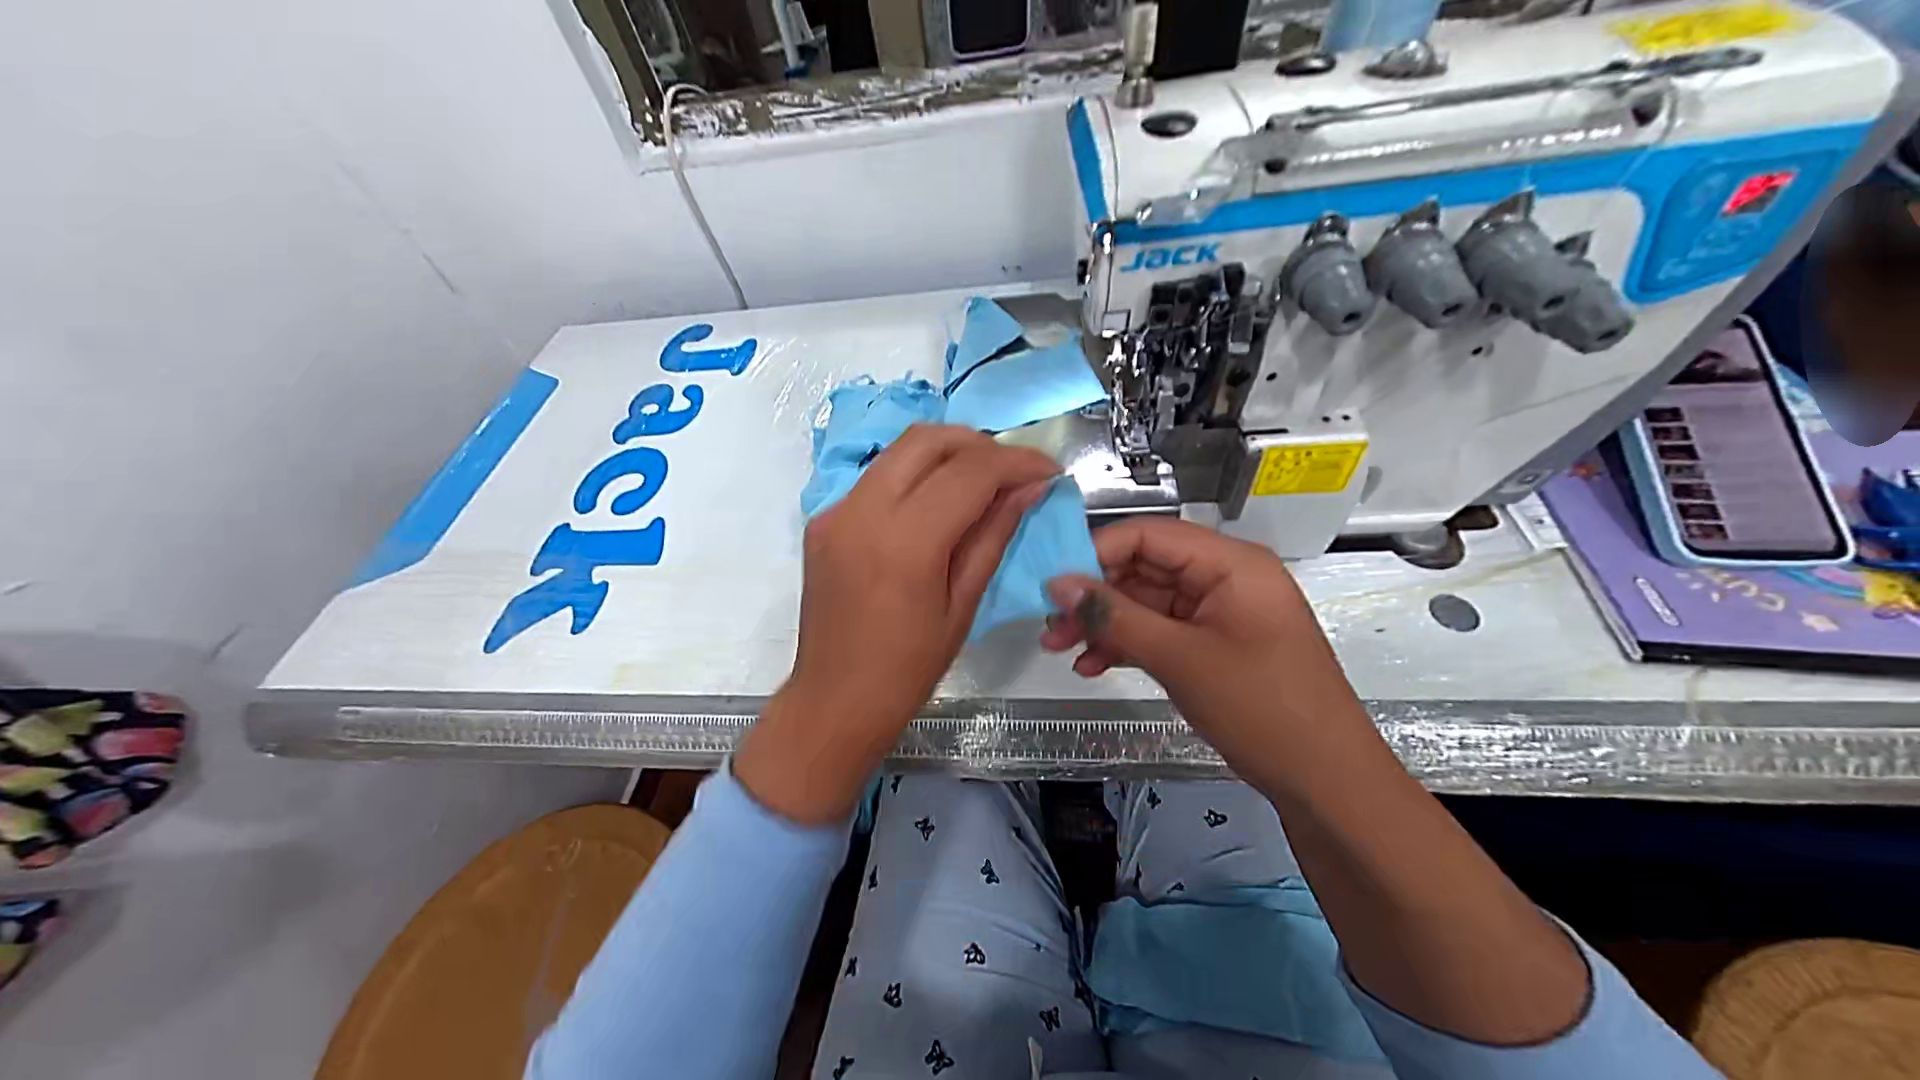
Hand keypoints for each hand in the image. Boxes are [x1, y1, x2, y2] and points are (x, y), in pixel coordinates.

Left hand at [737, 425, 1058, 822]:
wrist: (834, 700)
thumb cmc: (907, 669)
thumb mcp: (963, 605)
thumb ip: (994, 535)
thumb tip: (1029, 488)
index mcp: (904, 543)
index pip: (970, 471)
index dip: (1017, 461)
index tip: (1048, 470)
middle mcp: (862, 512)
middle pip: (928, 439)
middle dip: (980, 443)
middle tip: (1013, 470)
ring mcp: (835, 511)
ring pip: (898, 449)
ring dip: (946, 452)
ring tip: (981, 480)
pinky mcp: (822, 519)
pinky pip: (876, 477)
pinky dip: (914, 475)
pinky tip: (936, 502)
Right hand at [1040, 518, 1373, 786]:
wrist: (1324, 782)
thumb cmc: (1262, 708)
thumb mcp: (1181, 658)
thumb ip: (1116, 617)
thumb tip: (1059, 584)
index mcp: (1230, 563)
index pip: (1149, 535)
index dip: (1096, 553)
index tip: (1052, 583)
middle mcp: (1223, 578)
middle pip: (1143, 569)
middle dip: (1095, 596)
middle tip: (1050, 624)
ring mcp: (1218, 613)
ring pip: (1145, 603)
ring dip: (1104, 624)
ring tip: (1060, 648)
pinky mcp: (1212, 644)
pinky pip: (1159, 631)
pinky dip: (1126, 645)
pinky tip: (1093, 666)